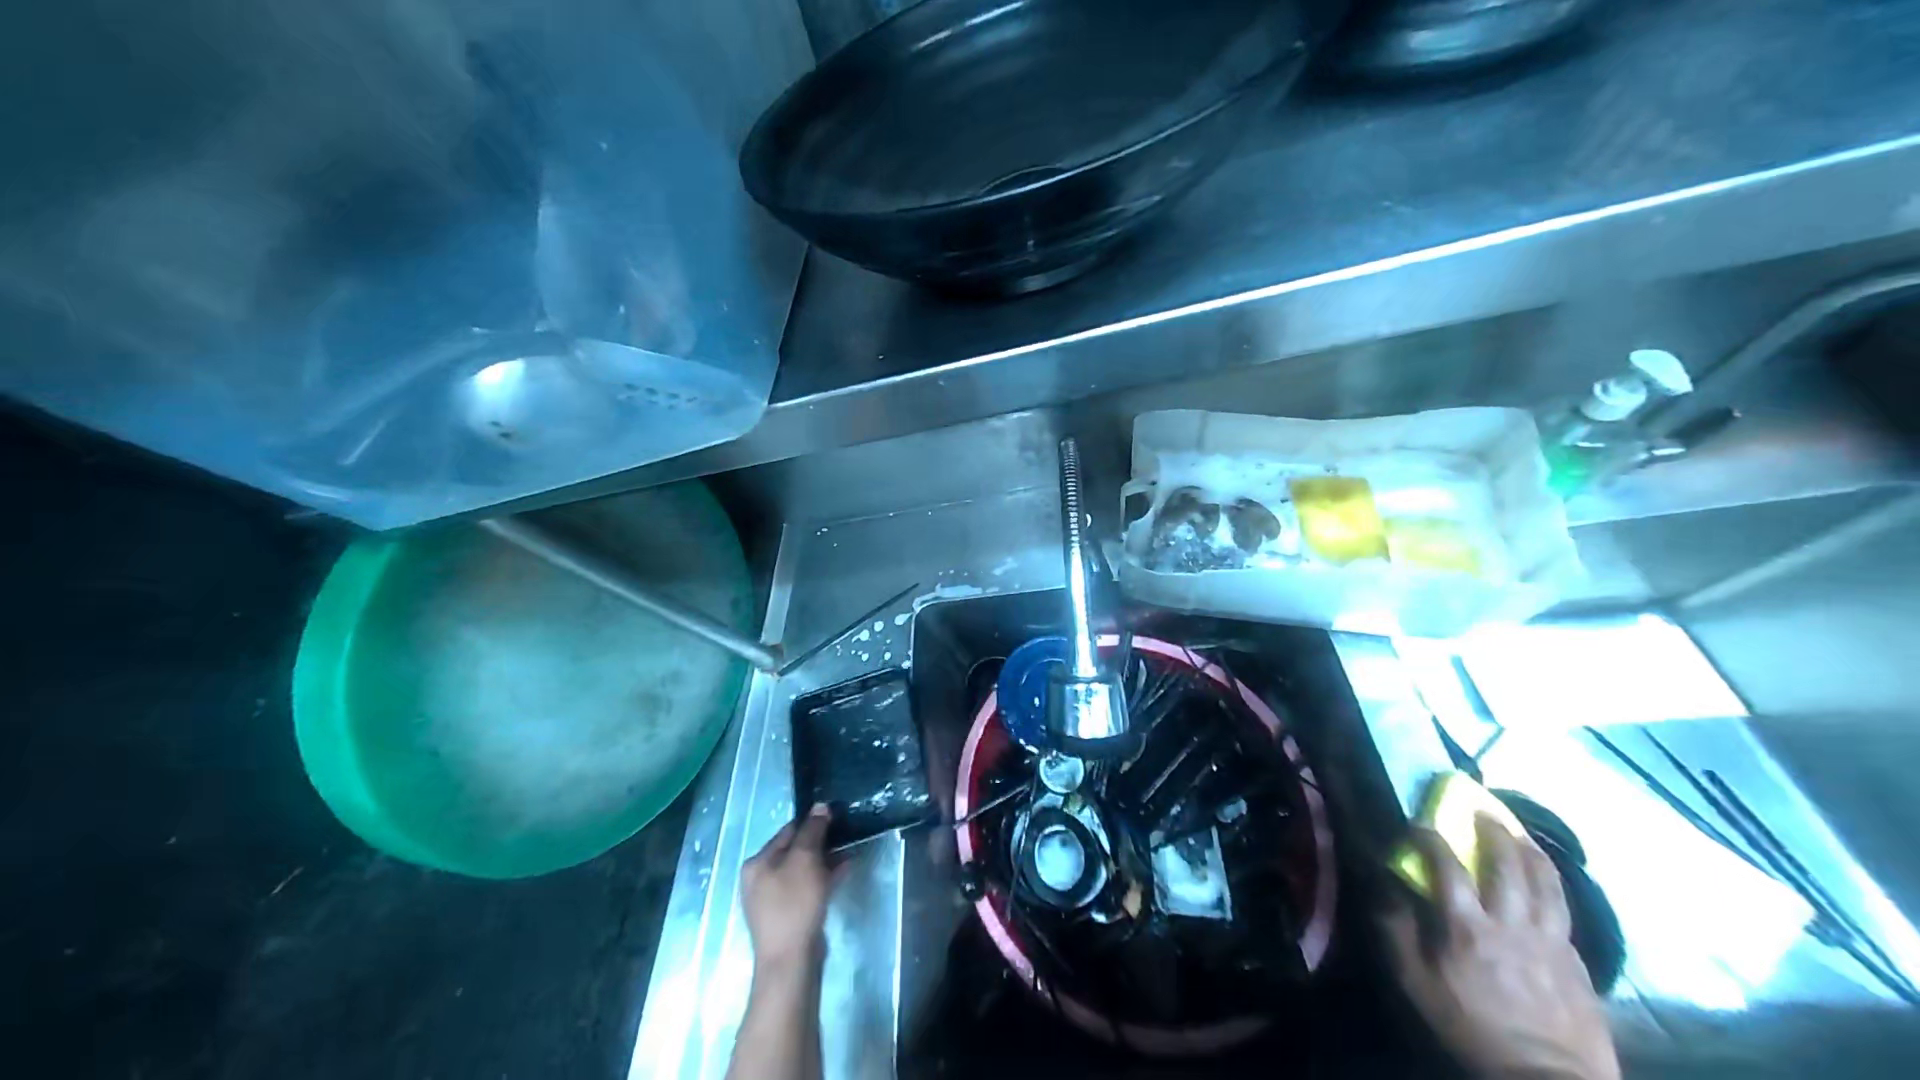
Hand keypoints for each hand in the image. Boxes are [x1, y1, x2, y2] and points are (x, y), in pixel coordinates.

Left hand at [742, 803, 835, 972]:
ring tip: (848, 850)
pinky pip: (807, 888)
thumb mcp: (805, 860)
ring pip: (802, 870)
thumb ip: (813, 831)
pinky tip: (844, 871)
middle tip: (844, 833)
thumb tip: (820, 806)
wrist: (791, 961)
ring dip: (824, 860)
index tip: (835, 816)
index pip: (787, 831)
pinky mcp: (788, 915)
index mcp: (757, 863)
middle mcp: (760, 879)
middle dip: (819, 842)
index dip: (812, 822)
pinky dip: (823, 878)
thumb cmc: (794, 904)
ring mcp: (773, 899)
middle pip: (794, 850)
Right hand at [1383, 815, 1618, 1079]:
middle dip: (1492, 831)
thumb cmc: (1469, 1026)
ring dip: (1532, 852)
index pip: (1446, 866)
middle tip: (1483, 811)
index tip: (1419, 822)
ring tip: (1521, 834)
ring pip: (1546, 883)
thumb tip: (1385, 886)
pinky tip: (1547, 885)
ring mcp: (1550, 941)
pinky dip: (1553, 887)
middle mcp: (1511, 923)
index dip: (1430, 838)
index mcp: (1467, 926)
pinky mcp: (1577, 961)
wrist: (1545, 1079)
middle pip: (1506, 864)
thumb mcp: (1415, 983)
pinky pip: (1564, 911)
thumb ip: (1397, 930)